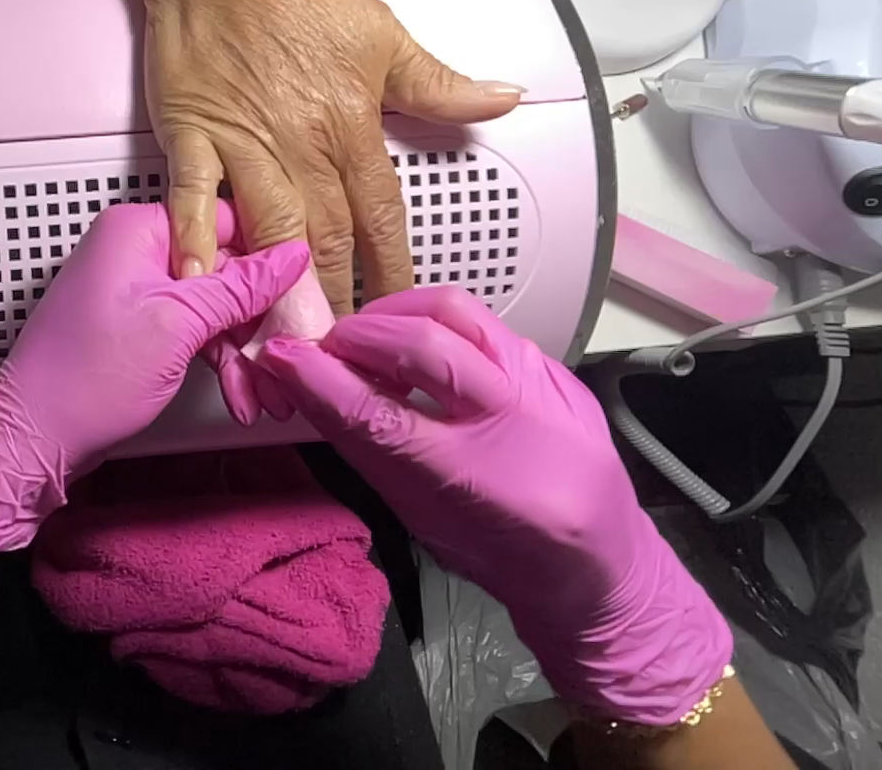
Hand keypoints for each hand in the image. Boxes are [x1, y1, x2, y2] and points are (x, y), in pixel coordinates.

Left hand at [0, 201, 309, 554]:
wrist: (33, 435)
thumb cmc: (86, 379)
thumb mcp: (178, 325)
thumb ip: (239, 287)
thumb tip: (287, 256)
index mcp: (136, 229)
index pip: (222, 220)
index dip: (265, 257)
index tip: (297, 291)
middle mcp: (132, 249)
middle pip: (220, 267)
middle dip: (253, 319)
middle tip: (280, 356)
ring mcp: (132, 287)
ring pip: (208, 303)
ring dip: (237, 348)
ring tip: (259, 391)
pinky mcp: (134, 322)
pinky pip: (187, 325)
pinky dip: (212, 356)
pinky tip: (235, 391)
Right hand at [90, 0, 521, 312]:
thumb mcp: (382, 33)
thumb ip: (438, 82)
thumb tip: (502, 99)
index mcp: (350, 125)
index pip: (380, 215)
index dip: (393, 271)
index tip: (400, 317)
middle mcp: (302, 145)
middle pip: (327, 238)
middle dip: (338, 302)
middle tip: (342, 357)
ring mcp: (245, 142)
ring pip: (272, 226)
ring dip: (282, 288)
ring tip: (287, 344)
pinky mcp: (193, 133)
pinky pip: (194, 192)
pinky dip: (195, 234)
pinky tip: (197, 277)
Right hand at [259, 287, 732, 724]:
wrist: (601, 570)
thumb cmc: (497, 553)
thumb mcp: (417, 513)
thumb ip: (360, 443)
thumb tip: (302, 383)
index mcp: (488, 486)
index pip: (384, 417)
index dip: (322, 380)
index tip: (280, 355)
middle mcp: (532, 426)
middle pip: (427, 343)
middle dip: (358, 335)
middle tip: (325, 348)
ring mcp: (553, 388)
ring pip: (459, 312)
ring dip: (394, 315)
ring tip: (367, 339)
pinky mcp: (558, 368)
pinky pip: (482, 322)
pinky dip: (429, 323)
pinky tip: (412, 346)